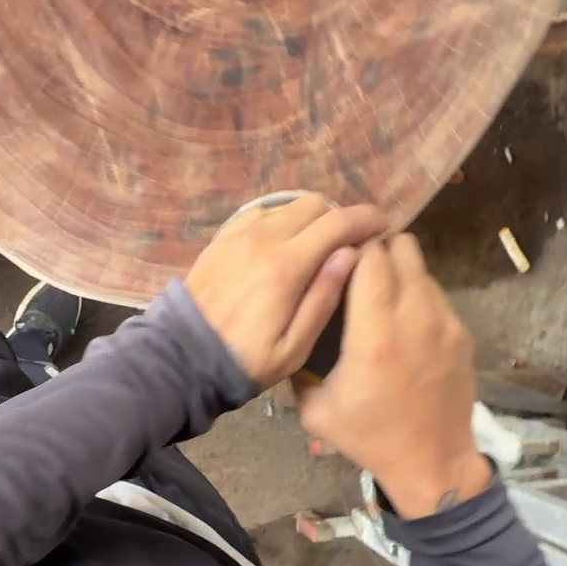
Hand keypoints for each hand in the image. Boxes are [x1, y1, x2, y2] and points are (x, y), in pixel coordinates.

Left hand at [185, 193, 390, 388]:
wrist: (183, 357)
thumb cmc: (244, 361)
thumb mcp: (293, 348)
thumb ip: (323, 300)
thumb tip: (349, 256)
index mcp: (288, 266)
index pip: (339, 222)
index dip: (368, 219)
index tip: (383, 228)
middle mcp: (264, 239)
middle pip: (315, 204)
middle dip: (340, 217)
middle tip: (349, 241)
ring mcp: (239, 235)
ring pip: (287, 206)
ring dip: (310, 217)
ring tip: (318, 243)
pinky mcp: (222, 239)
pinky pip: (260, 214)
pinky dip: (280, 220)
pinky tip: (282, 244)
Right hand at [293, 234, 490, 517]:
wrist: (432, 462)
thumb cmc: (369, 437)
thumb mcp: (316, 411)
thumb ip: (299, 368)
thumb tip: (290, 334)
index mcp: (374, 335)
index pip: (369, 258)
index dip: (350, 249)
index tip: (334, 260)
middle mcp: (415, 318)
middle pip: (401, 248)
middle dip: (376, 250)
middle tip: (354, 269)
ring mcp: (444, 323)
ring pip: (421, 268)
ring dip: (397, 272)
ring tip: (376, 296)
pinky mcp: (461, 333)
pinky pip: (435, 294)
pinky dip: (415, 295)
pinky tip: (399, 322)